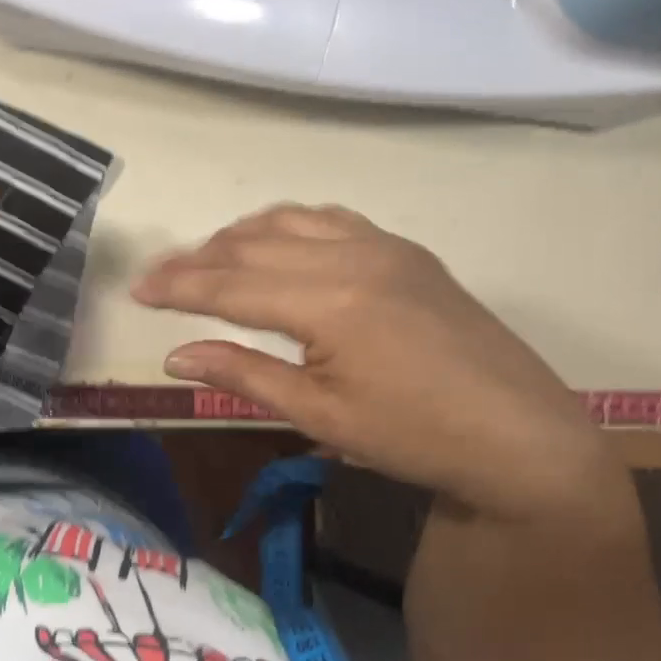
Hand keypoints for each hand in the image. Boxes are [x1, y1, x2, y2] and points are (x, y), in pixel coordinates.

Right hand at [131, 205, 616, 515]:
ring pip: (288, 222)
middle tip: (155, 276)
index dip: (177, 287)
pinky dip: (287, 225)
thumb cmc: (415, 438)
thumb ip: (243, 374)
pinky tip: (272, 242)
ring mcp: (385, 249)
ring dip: (237, 237)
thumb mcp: (319, 414)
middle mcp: (353, 259)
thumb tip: (176, 356)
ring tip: (203, 258)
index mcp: (329, 302)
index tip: (135, 289)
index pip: (230, 285)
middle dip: (196, 260)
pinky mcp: (407, 253)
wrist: (525, 440)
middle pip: (251, 246)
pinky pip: (331, 220)